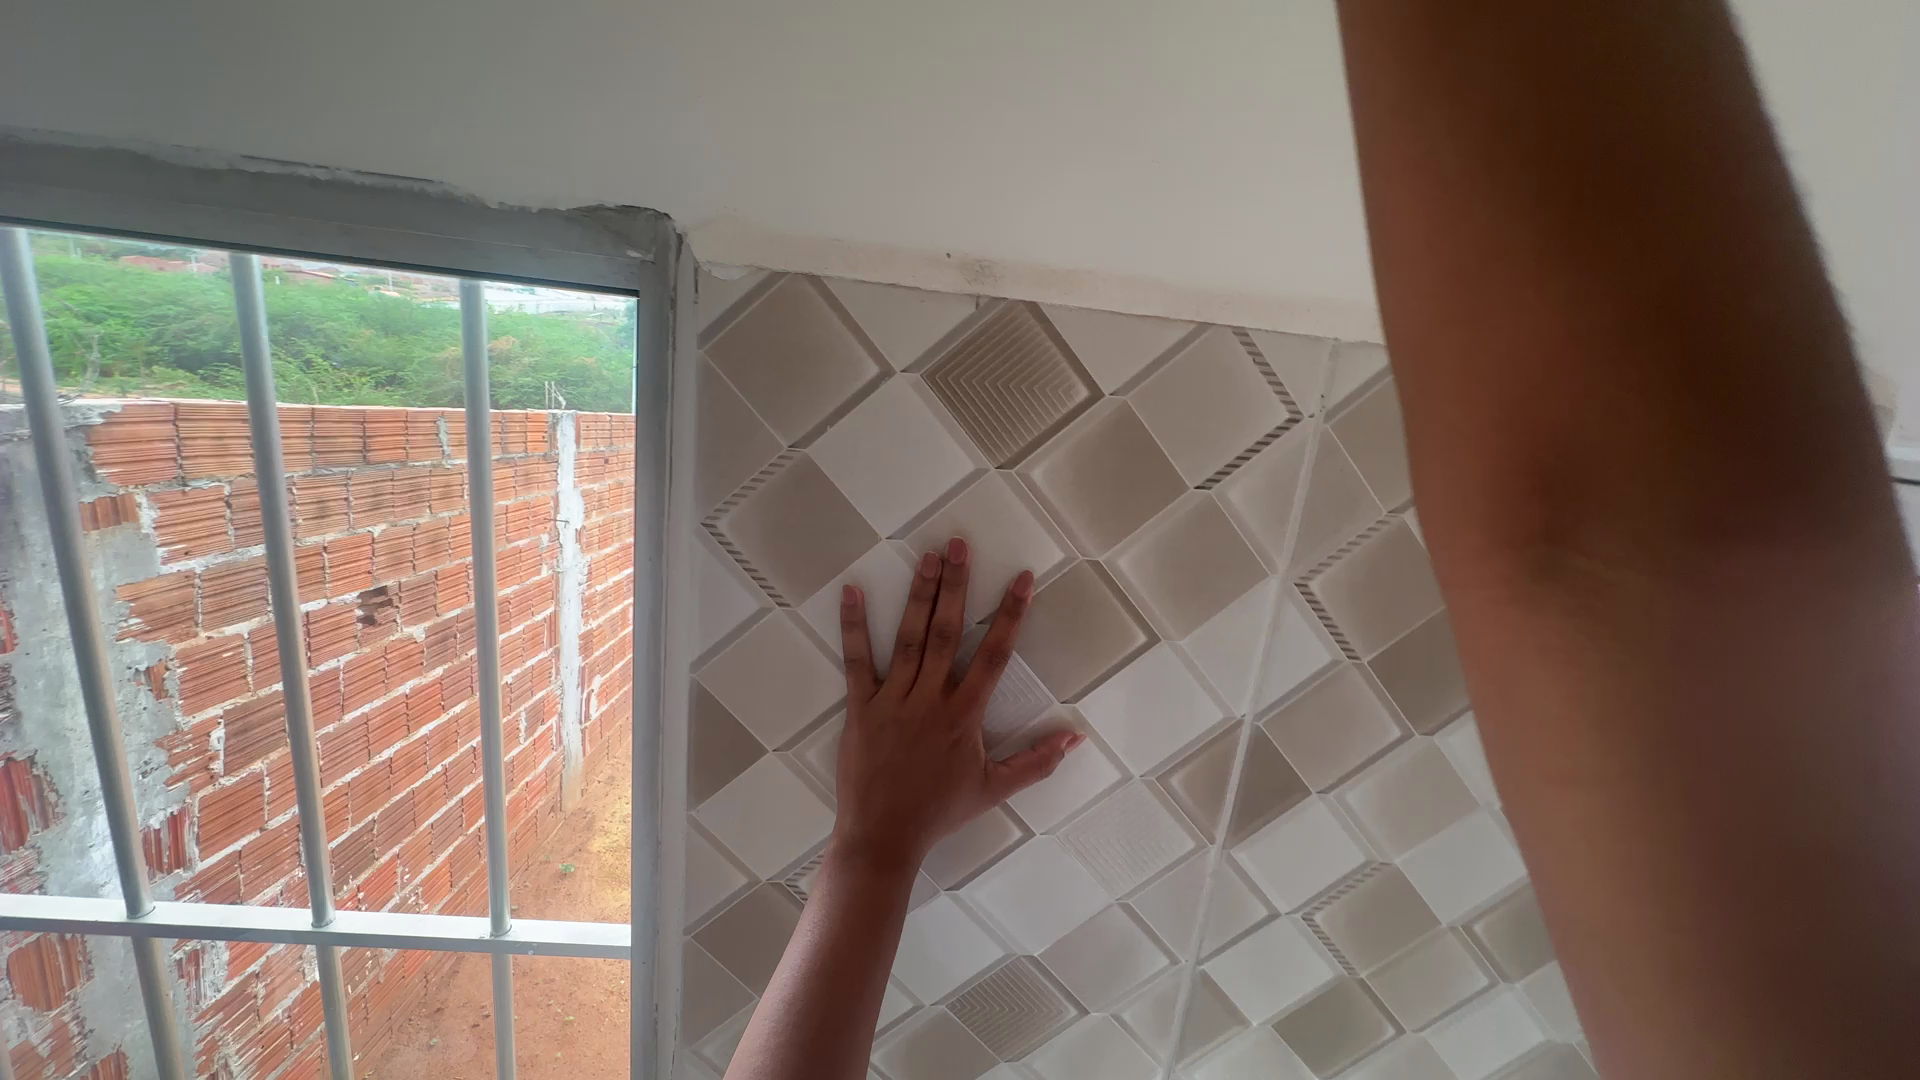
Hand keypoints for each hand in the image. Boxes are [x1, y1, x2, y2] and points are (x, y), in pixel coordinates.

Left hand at [831, 536, 1083, 872]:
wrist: (883, 838)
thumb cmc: (940, 812)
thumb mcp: (994, 788)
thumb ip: (1036, 761)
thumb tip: (1076, 739)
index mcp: (965, 715)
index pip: (995, 655)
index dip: (1010, 615)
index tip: (1021, 579)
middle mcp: (931, 699)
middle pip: (947, 633)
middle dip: (957, 586)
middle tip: (959, 545)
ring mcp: (893, 700)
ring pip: (910, 639)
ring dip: (919, 596)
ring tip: (927, 557)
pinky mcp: (861, 707)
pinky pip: (857, 662)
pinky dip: (854, 626)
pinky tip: (853, 591)